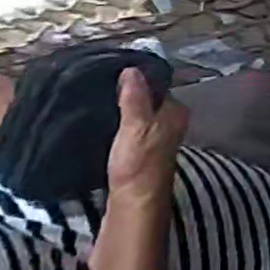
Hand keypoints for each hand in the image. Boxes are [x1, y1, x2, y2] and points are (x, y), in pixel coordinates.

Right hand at [106, 69, 183, 197]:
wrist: (135, 200)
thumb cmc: (139, 160)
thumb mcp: (136, 125)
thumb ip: (135, 98)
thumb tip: (132, 69)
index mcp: (176, 110)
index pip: (157, 86)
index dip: (136, 78)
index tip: (110, 71)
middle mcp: (172, 120)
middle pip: (148, 99)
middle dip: (126, 92)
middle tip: (97, 85)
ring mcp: (159, 135)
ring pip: (139, 114)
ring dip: (121, 108)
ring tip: (94, 99)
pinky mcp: (144, 149)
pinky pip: (131, 127)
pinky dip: (118, 123)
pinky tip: (100, 121)